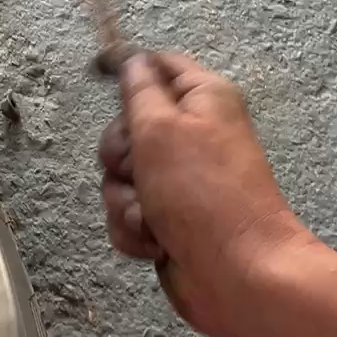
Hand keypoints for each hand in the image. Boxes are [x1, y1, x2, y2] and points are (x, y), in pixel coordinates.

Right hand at [99, 52, 312, 336]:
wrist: (240, 276)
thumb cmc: (202, 193)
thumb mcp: (161, 127)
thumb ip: (140, 89)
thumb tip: (133, 60)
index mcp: (202, 98)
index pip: (158, 64)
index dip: (128, 68)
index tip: (96, 74)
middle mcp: (192, 133)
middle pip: (128, 123)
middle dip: (120, 153)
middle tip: (137, 168)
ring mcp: (179, 178)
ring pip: (122, 173)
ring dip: (124, 198)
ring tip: (149, 216)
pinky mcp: (167, 217)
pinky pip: (127, 210)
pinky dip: (133, 228)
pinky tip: (153, 242)